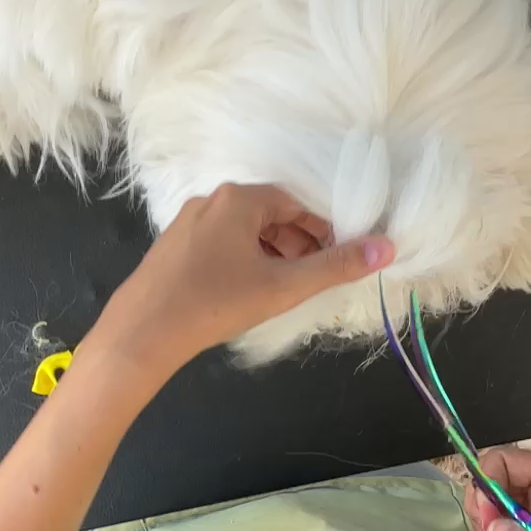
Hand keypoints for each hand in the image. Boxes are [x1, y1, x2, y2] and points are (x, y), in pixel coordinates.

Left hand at [85, 184, 393, 375]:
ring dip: (271, 254)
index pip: (296, 204)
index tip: (336, 258)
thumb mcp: (283, 286)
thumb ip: (335, 266)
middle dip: (297, 244)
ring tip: (282, 288)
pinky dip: (243, 260)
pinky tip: (244, 291)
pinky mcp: (172, 248)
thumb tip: (387, 247)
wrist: (143, 331)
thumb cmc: (216, 302)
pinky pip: (220, 244)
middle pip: (270, 215)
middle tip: (312, 277)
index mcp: (240, 199)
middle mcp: (212, 201)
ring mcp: (187, 223)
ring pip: (244, 232)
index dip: (322, 230)